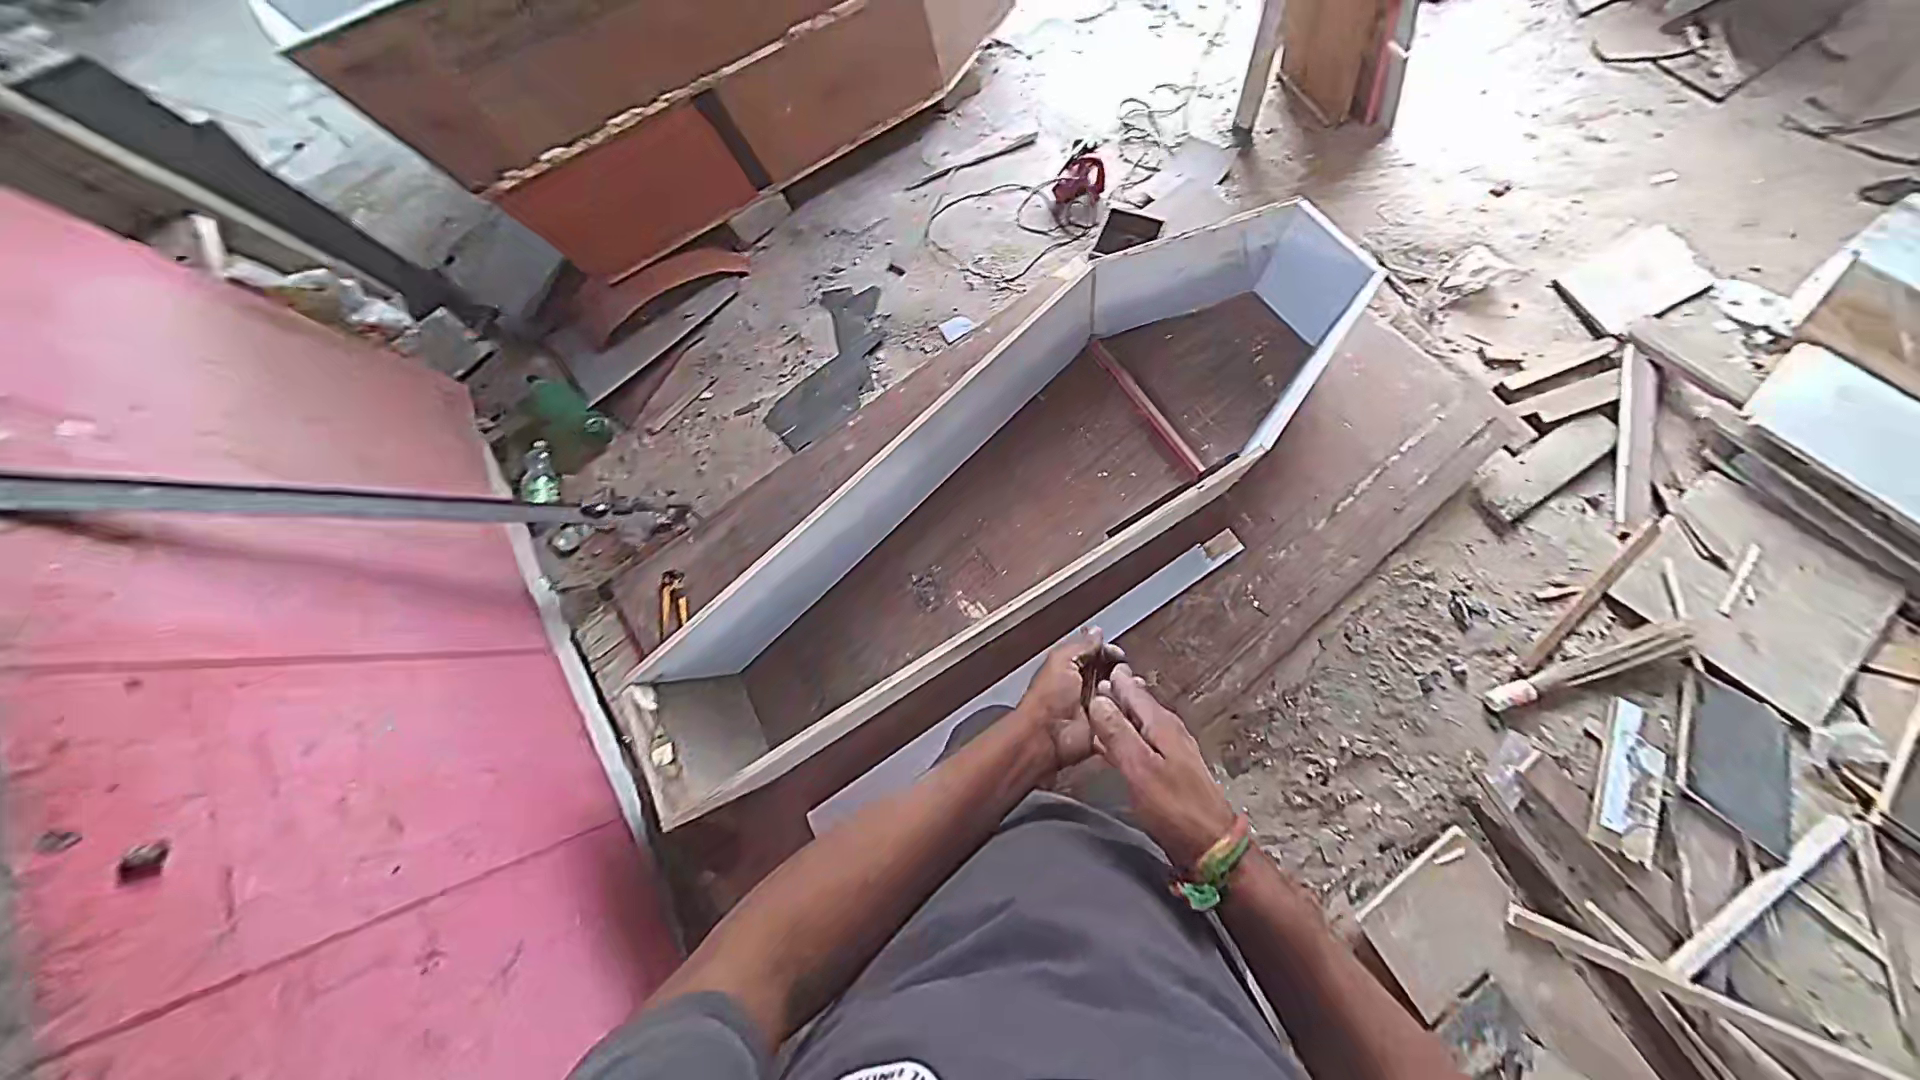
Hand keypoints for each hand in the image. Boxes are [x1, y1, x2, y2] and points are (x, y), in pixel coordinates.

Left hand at [1016, 628, 1123, 771]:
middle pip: (1114, 676)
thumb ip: (1081, 646)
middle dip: (1123, 672)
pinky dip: (1131, 714)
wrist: (1048, 736)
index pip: (1099, 656)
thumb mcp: (1061, 661)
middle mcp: (1086, 688)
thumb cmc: (1050, 696)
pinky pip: (1125, 719)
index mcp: (1073, 669)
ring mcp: (1098, 709)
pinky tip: (1134, 708)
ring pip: (1122, 696)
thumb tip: (1096, 630)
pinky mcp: (1107, 729)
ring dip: (1129, 692)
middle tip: (1127, 673)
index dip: (1110, 652)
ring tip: (1131, 690)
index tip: (1118, 654)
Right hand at [1087, 663, 1236, 870]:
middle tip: (1096, 679)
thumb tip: (1098, 699)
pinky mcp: (1170, 769)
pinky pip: (1142, 740)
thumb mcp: (1139, 767)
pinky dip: (1126, 735)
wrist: (1211, 846)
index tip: (1098, 664)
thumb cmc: (1173, 806)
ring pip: (1140, 722)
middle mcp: (1168, 731)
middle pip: (1138, 704)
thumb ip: (1117, 732)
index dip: (1114, 679)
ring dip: (1121, 713)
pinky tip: (1115, 742)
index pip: (1133, 691)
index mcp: (1161, 724)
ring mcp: (1172, 750)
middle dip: (1118, 691)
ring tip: (1102, 704)